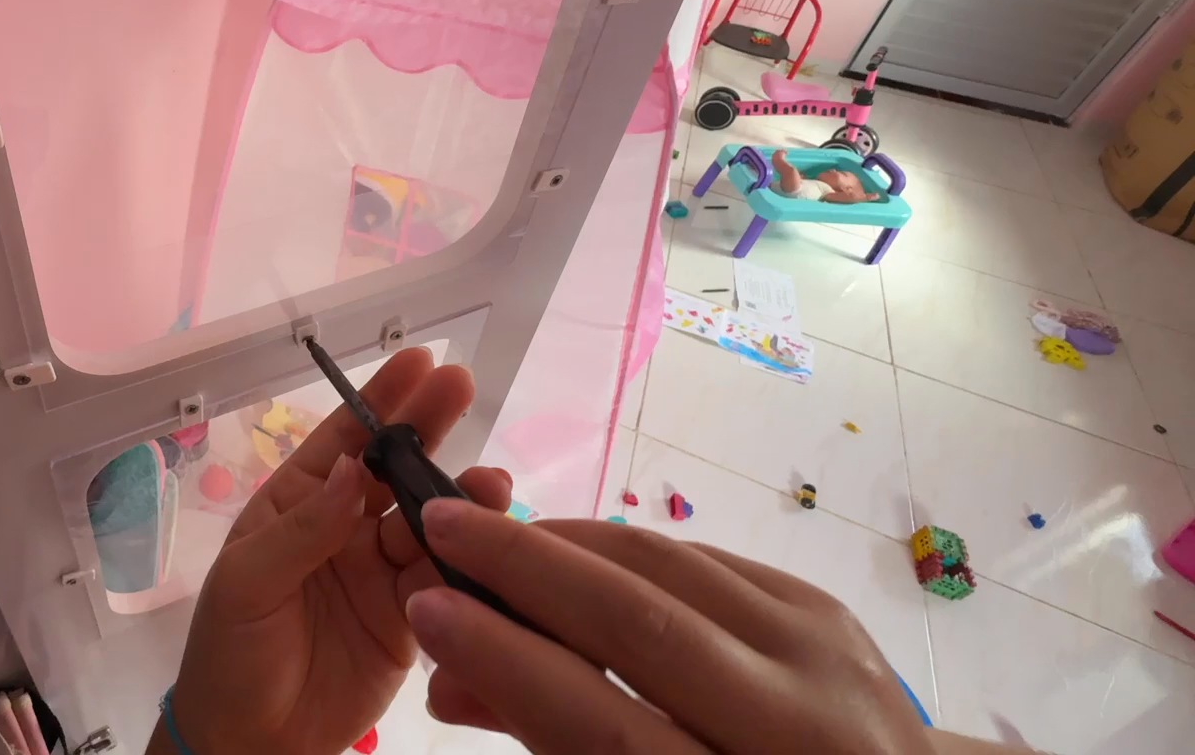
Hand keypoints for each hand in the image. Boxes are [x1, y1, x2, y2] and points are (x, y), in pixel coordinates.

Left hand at [153, 348, 511, 754]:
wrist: (249, 742)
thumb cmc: (232, 648)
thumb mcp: (251, 579)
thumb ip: (304, 527)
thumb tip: (351, 466)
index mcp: (301, 500)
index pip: (344, 437)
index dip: (380, 398)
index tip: (418, 360)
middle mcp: (345, 523)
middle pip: (393, 467)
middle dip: (427, 426)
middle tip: (462, 386)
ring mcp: (379, 568)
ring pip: (426, 520)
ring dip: (457, 498)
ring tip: (491, 484)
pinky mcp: (409, 616)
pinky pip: (442, 580)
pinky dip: (470, 562)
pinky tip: (497, 545)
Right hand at [405, 503, 940, 753]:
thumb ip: (542, 740)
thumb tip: (445, 675)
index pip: (603, 728)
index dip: (502, 659)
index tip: (424, 604)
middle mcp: (811, 738)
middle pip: (637, 622)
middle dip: (519, 564)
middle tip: (439, 523)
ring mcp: (831, 662)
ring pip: (662, 566)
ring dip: (558, 542)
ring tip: (490, 536)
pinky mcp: (825, 609)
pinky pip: (691, 556)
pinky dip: (613, 547)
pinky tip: (566, 552)